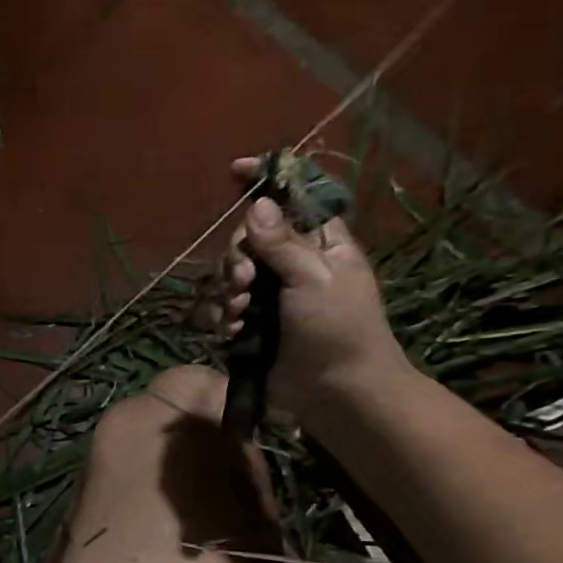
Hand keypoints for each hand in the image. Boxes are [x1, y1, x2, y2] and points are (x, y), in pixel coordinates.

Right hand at [195, 156, 409, 405]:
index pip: (291, 199)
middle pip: (248, 239)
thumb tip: (257, 203)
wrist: (336, 392)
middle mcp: (291, 265)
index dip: (265, 182)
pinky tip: (232, 332)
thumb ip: (282, 242)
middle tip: (244, 283)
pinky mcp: (252, 326)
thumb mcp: (315, 277)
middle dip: (237, 259)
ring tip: (238, 314)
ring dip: (226, 292)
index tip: (234, 170)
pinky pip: (224, 308)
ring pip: (230, 275)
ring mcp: (270, 297)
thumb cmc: (339, 328)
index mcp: (320, 244)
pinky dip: (223, 317)